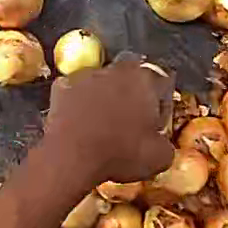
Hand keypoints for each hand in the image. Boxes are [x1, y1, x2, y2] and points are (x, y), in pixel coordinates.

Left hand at [42, 54, 175, 184]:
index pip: (162, 84)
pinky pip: (75, 92)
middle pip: (130, 78)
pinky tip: (79, 123)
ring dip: (104, 98)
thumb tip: (161, 145)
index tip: (155, 125)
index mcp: (145, 79)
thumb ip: (166, 144)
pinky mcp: (61, 86)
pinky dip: (78, 103)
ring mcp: (86, 75)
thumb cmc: (121, 154)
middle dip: (132, 96)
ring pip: (101, 83)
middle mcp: (117, 69)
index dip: (161, 105)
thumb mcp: (160, 158)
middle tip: (130, 123)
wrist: (72, 157)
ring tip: (102, 126)